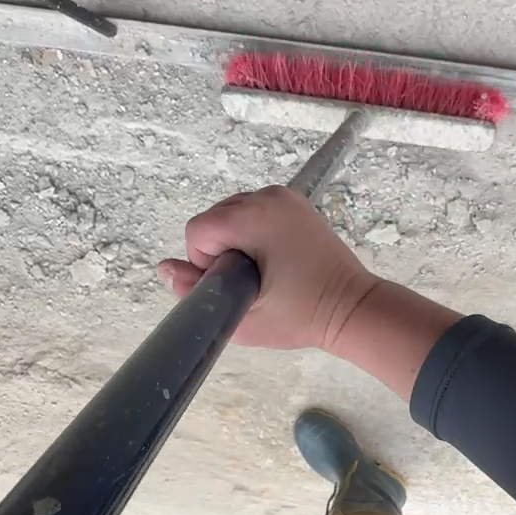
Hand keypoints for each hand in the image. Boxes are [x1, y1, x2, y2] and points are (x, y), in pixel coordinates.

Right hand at [157, 186, 380, 350]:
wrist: (351, 309)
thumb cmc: (302, 317)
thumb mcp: (243, 315)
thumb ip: (196, 293)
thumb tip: (164, 269)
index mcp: (253, 217)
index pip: (198, 231)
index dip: (205, 263)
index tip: (235, 285)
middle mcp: (268, 197)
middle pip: (215, 218)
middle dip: (221, 251)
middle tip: (253, 284)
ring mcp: (285, 197)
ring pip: (234, 214)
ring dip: (237, 243)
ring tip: (266, 274)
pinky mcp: (297, 205)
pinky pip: (256, 213)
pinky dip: (256, 234)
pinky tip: (276, 261)